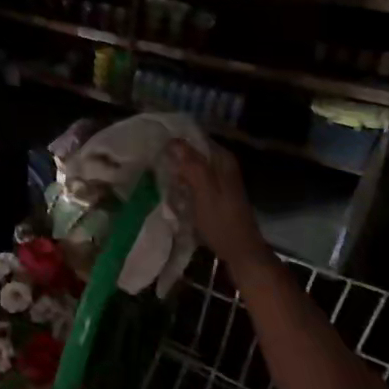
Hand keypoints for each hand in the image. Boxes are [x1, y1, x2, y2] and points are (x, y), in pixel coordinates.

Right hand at [165, 140, 269, 267]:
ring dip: (175, 167)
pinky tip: (167, 185)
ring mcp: (217, 178)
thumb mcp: (205, 192)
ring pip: (191, 164)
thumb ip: (192, 166)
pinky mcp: (212, 190)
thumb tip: (173, 141)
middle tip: (149, 159)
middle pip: (193, 151)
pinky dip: (181, 179)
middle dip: (173, 154)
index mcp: (222, 160)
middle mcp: (222, 164)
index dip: (175, 140)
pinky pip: (192, 177)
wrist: (239, 249)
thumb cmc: (221, 222)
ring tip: (153, 170)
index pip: (195, 138)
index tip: (153, 144)